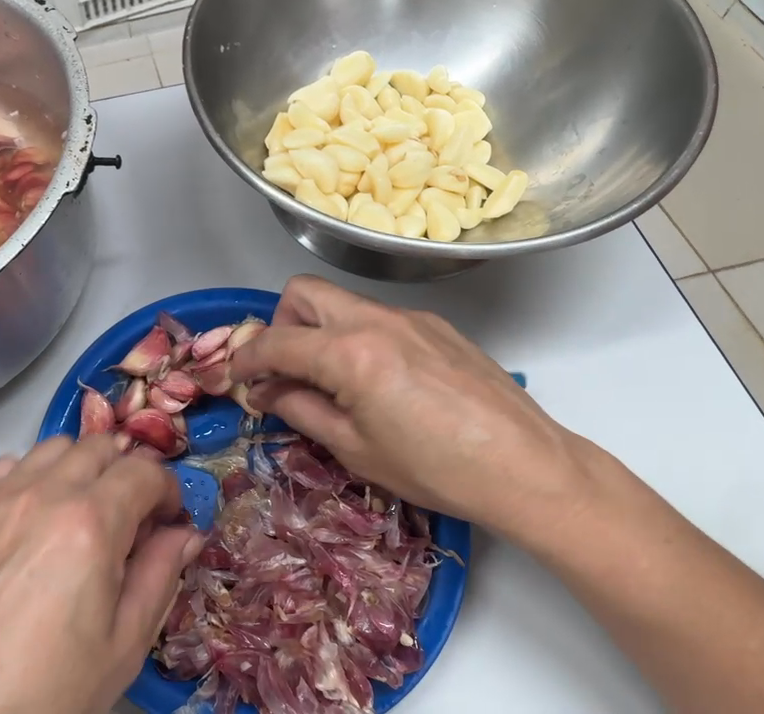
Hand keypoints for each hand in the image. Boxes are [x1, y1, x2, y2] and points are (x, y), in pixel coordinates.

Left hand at [0, 434, 202, 713]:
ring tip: (82, 514)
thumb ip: (160, 576)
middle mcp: (44, 494)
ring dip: (79, 468)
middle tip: (130, 518)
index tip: (167, 519)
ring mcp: (0, 496)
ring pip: (54, 447)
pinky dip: (32, 475)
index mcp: (91, 524)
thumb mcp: (123, 644)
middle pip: (99, 447)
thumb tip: (185, 534)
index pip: (143, 471)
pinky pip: (9, 463)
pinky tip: (36, 517)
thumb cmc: (46, 689)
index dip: (166, 490)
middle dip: (125, 473)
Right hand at [230, 274, 590, 537]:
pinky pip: (377, 317)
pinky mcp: (436, 325)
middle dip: (281, 324)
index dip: (246, 358)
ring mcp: (409, 317)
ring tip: (333, 381)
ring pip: (342, 301)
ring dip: (320, 330)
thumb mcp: (355, 449)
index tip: (236, 376)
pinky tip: (381, 382)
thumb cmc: (437, 470)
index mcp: (349, 354)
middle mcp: (375, 320)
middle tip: (287, 369)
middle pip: (303, 292)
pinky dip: (358, 336)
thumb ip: (302, 410)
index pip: (276, 342)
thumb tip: (269, 392)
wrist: (526, 467)